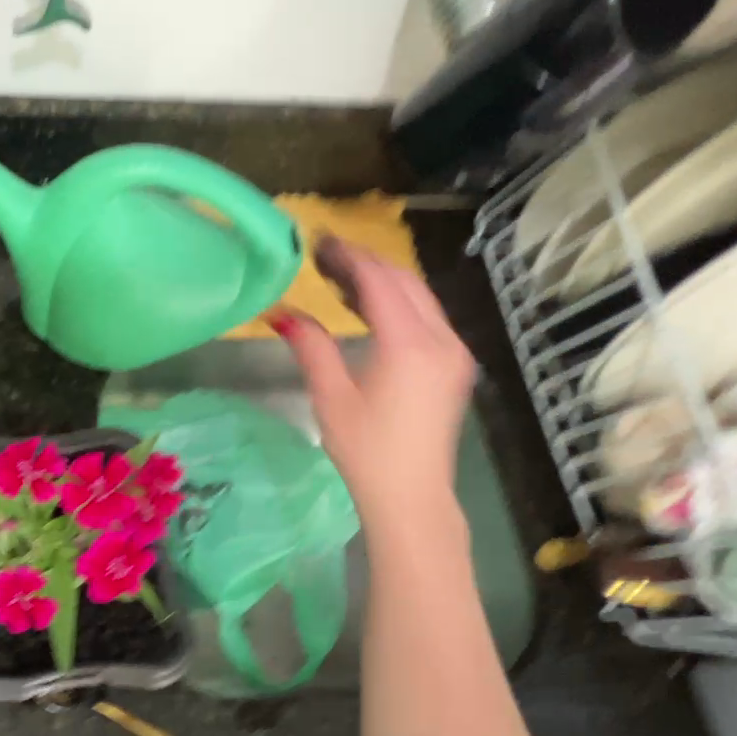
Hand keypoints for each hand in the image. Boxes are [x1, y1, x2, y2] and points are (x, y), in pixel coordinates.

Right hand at [271, 235, 477, 522]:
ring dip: (383, 281)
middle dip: (367, 263)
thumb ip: (311, 348)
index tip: (320, 243)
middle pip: (406, 282)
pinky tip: (370, 308)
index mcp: (409, 343)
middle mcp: (441, 338)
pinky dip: (398, 302)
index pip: (380, 282)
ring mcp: (454, 351)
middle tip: (326, 256)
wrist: (410, 492)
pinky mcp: (453, 365)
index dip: (349, 258)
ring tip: (341, 277)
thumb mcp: (330, 397)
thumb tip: (283, 315)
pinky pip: (427, 316)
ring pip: (420, 297)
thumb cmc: (365, 448)